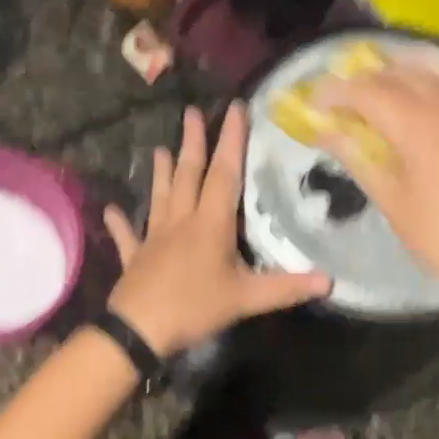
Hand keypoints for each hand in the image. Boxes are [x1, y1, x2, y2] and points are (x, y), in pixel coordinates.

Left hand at [103, 102, 328, 354]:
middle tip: (190, 112)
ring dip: (160, 173)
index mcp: (210, 224)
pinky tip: (110, 210)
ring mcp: (154, 238)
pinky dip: (120, 223)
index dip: (232, 140)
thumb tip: (329, 281)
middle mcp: (181, 222)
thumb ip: (286, 288)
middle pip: (188, 176)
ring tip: (160, 149)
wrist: (139, 329)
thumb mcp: (246, 300)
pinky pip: (128, 236)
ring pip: (159, 197)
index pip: (225, 174)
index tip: (236, 108)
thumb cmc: (194, 308)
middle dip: (193, 144)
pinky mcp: (134, 258)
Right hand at [316, 51, 438, 286]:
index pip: (365, 89)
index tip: (312, 102)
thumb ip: (356, 156)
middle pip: (396, 70)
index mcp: (417, 121)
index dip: (334, 92)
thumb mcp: (390, 198)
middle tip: (339, 99)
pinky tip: (418, 96)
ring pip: (430, 64)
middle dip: (362, 79)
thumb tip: (324, 131)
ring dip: (397, 69)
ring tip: (376, 89)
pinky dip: (429, 76)